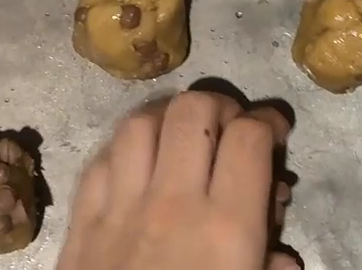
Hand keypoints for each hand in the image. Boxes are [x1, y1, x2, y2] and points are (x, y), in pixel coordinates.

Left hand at [58, 90, 297, 269]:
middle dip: (220, 106)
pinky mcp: (78, 228)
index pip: (248, 138)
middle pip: (193, 110)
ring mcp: (118, 212)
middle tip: (230, 127)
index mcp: (224, 232)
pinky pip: (100, 160)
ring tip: (183, 134)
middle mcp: (172, 205)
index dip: (268, 121)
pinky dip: (123, 149)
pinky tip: (136, 165)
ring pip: (141, 122)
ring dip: (168, 117)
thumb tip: (282, 258)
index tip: (276, 130)